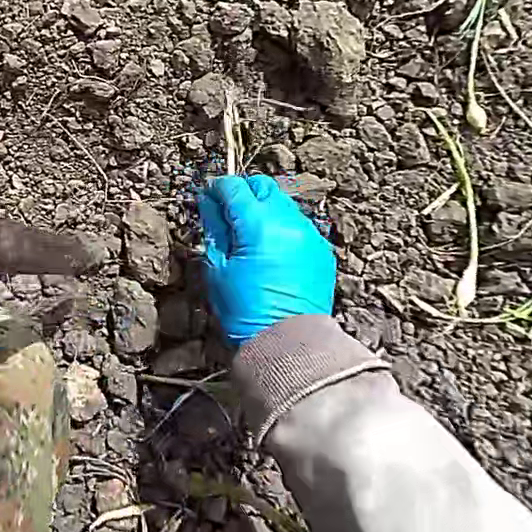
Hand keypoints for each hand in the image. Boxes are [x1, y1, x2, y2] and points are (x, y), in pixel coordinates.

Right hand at [197, 175, 336, 346]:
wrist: (288, 344)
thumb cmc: (247, 313)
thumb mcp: (219, 269)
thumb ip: (215, 229)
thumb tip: (210, 204)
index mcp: (260, 225)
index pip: (235, 187)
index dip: (218, 189)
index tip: (210, 197)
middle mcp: (289, 222)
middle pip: (263, 186)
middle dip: (244, 193)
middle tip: (230, 214)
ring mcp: (309, 235)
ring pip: (283, 204)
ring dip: (265, 211)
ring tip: (252, 237)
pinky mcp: (321, 250)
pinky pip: (299, 226)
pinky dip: (283, 230)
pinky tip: (273, 252)